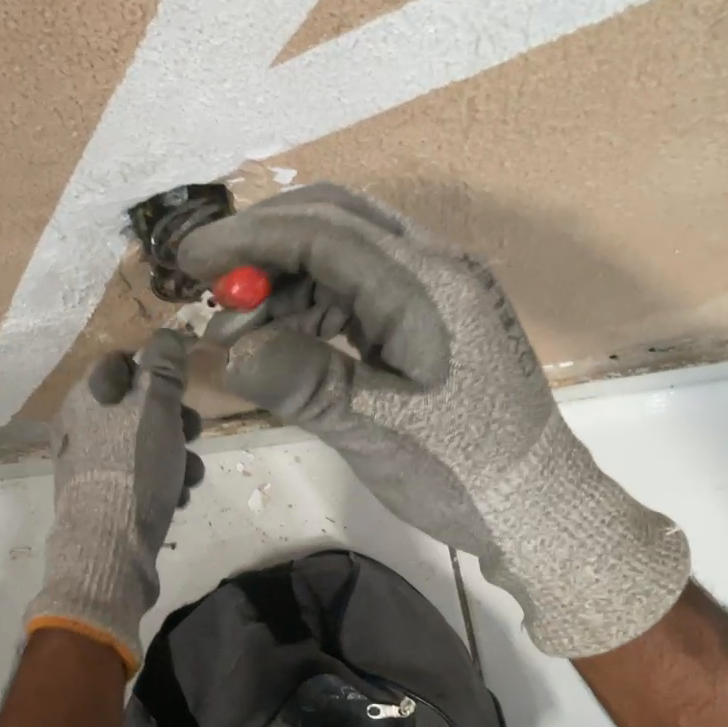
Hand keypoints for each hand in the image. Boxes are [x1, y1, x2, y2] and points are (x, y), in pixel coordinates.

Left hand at [24, 329, 204, 673]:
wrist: (108, 550)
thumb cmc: (131, 468)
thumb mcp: (154, 408)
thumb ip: (162, 368)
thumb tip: (166, 336)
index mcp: (84, 398)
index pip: (121, 363)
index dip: (156, 369)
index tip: (182, 385)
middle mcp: (81, 427)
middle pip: (139, 405)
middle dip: (175, 418)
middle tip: (193, 432)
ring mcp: (91, 465)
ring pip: (146, 443)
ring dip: (177, 454)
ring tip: (189, 475)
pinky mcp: (105, 498)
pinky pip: (141, 476)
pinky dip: (163, 482)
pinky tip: (178, 497)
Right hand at [178, 183, 688, 656]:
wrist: (536, 506)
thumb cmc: (461, 471)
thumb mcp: (373, 429)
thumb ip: (300, 381)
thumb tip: (227, 352)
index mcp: (428, 285)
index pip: (325, 232)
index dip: (250, 238)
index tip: (191, 258)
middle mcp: (436, 266)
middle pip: (335, 220)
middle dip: (264, 243)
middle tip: (210, 281)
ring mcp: (437, 288)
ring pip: (343, 253)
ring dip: (283, 280)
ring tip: (235, 332)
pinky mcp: (432, 315)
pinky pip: (359, 288)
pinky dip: (310, 305)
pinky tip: (277, 339)